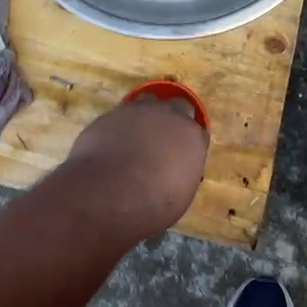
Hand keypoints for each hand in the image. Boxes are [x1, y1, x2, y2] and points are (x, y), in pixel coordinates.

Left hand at [57, 99, 209, 239]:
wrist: (108, 192)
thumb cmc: (151, 204)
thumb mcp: (178, 197)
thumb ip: (180, 174)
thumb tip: (173, 172)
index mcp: (193, 137)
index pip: (198, 133)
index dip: (189, 145)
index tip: (182, 158)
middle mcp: (170, 115)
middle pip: (179, 107)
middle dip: (174, 121)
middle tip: (163, 142)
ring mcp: (140, 110)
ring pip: (150, 101)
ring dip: (148, 114)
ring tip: (137, 136)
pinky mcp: (113, 113)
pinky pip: (122, 114)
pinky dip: (122, 125)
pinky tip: (114, 143)